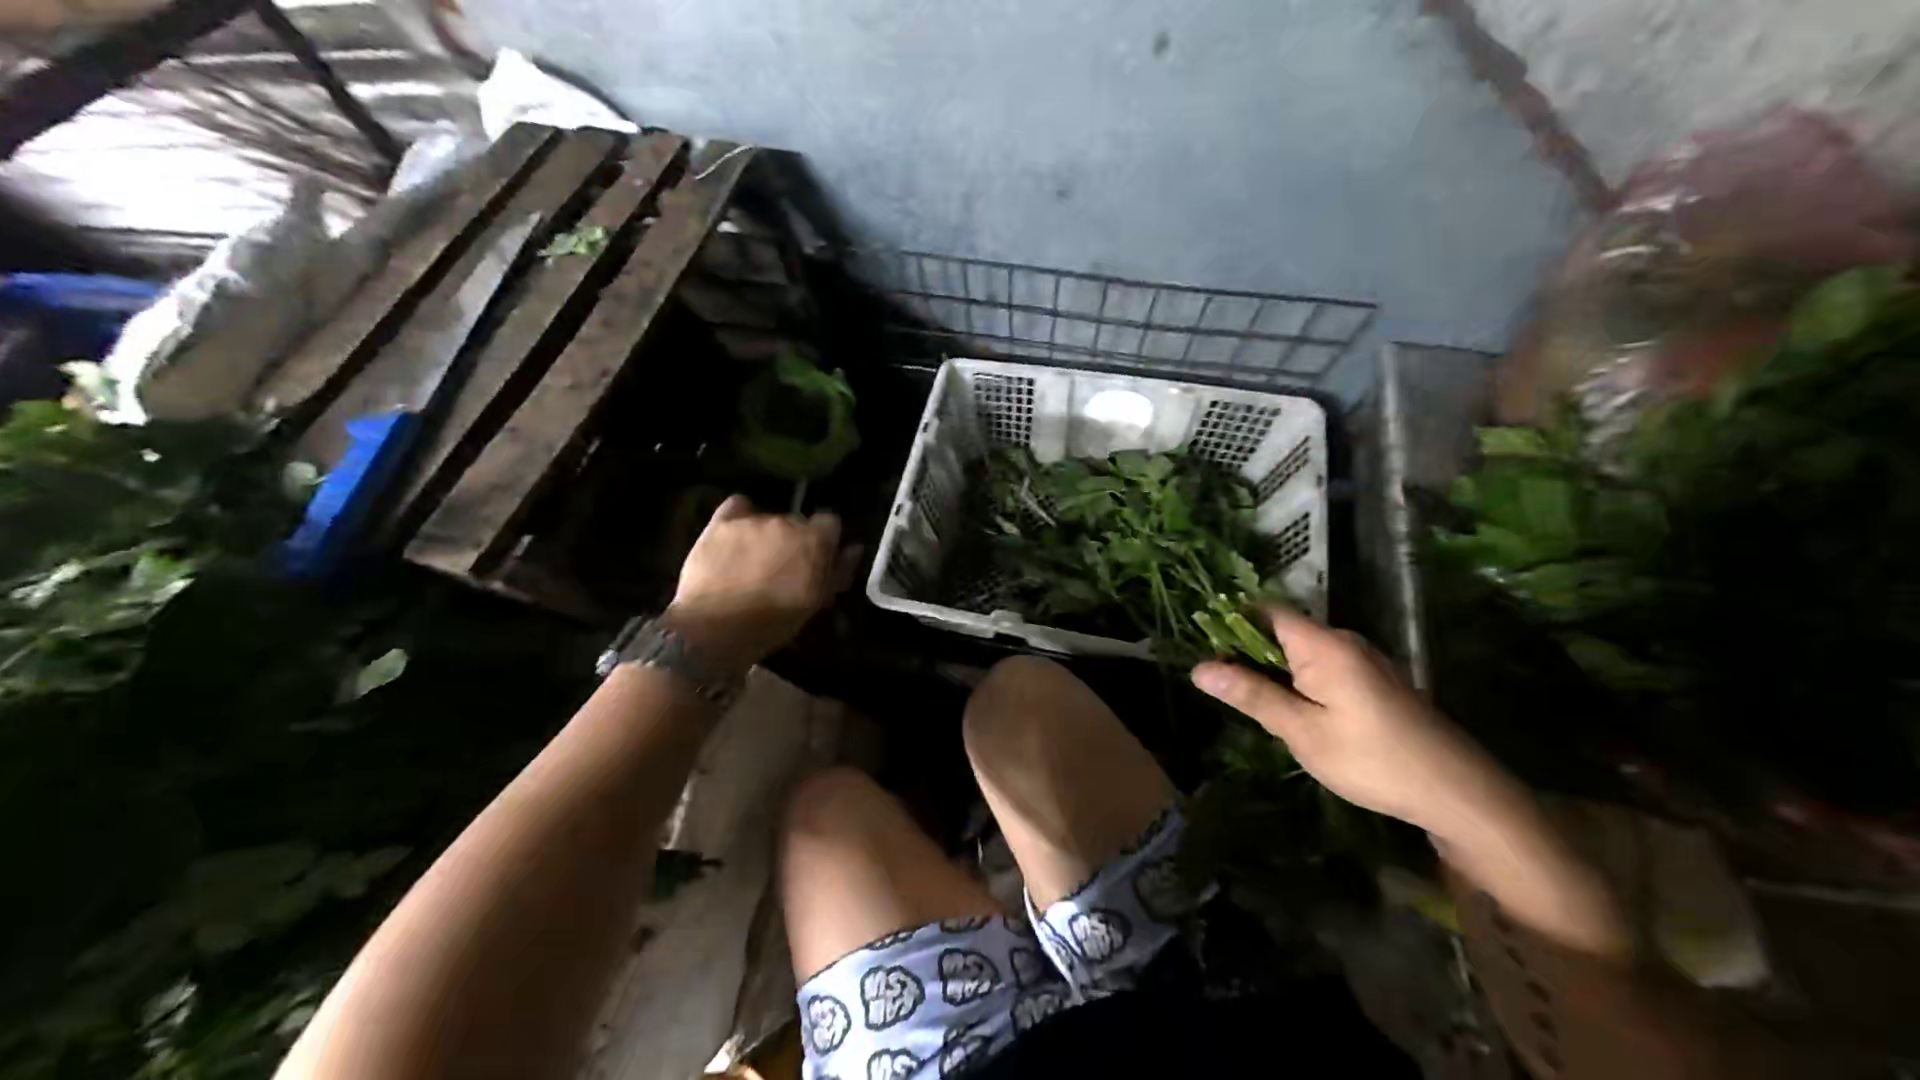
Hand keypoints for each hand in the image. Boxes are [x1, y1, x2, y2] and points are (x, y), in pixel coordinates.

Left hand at [663, 495, 846, 670]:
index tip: (816, 561)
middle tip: (782, 569)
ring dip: (766, 535)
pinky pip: (737, 507)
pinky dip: (740, 517)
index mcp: (815, 540)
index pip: (830, 523)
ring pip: (767, 519)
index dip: (824, 541)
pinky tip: (735, 537)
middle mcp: (786, 522)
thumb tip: (854, 548)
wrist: (714, 630)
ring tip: (751, 564)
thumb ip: (839, 572)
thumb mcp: (814, 604)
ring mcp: (752, 520)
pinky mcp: (720, 524)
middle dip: (793, 541)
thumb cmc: (772, 623)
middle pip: (797, 522)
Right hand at [1190, 607, 1515, 840]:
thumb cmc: (1372, 760)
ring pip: (1302, 650)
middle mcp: (1345, 642)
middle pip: (1282, 629)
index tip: (1200, 643)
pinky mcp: (1374, 681)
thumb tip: (1199, 668)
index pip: (1266, 611)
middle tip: (1217, 681)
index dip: (1230, 620)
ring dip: (1271, 667)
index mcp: (1325, 645)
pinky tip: (1288, 709)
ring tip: (1244, 697)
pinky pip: (1322, 666)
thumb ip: (1252, 695)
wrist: (1457, 792)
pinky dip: (1297, 678)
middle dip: (1246, 649)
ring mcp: (1363, 661)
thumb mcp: (1302, 731)